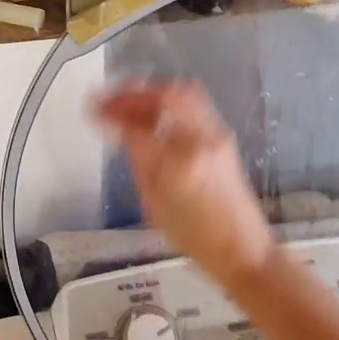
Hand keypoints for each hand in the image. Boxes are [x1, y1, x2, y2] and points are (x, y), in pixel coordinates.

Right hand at [94, 80, 275, 286]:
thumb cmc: (194, 236)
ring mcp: (216, 134)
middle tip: (112, 99)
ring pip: (182, 92)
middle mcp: (200, 141)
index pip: (138, 127)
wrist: (243, 247)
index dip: (112, 114)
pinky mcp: (223, 135)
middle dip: (133, 92)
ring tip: (130, 101)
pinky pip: (193, 103)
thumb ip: (139, 162)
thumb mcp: (154, 204)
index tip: (95, 111)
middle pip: (165, 96)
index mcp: (178, 165)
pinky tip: (153, 112)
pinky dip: (169, 100)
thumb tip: (124, 133)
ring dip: (152, 92)